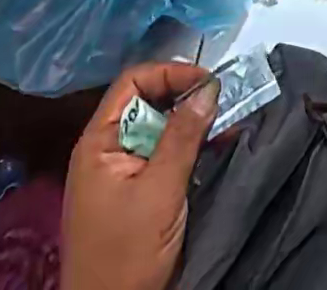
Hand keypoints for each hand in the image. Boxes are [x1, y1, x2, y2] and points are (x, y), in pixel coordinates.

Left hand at [63, 62, 219, 289]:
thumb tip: (208, 87)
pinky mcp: (136, 193)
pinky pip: (163, 155)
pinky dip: (189, 147)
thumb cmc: (127, 253)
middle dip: (185, 95)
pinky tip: (216, 146)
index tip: (208, 82)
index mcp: (99, 140)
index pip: (133, 82)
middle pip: (147, 102)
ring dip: (191, 122)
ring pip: (158, 128)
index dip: (170, 73)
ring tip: (226, 121)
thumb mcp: (160, 190)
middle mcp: (107, 148)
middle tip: (222, 100)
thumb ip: (184, 135)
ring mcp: (120, 172)